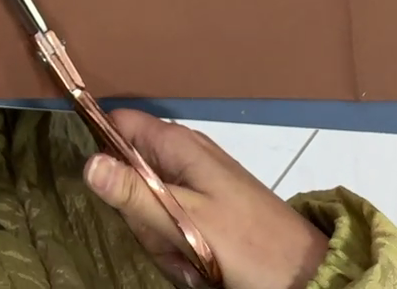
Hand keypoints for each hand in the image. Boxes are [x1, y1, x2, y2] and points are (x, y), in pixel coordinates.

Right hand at [85, 109, 328, 288]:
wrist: (310, 280)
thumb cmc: (248, 244)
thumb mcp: (185, 222)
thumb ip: (134, 193)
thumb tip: (86, 162)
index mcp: (177, 143)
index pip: (120, 123)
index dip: (102, 146)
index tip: (100, 185)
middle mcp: (185, 152)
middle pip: (131, 167)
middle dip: (137, 209)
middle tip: (163, 238)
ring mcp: (199, 179)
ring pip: (150, 199)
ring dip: (159, 234)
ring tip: (187, 259)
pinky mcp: (210, 207)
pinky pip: (173, 218)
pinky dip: (178, 243)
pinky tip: (196, 267)